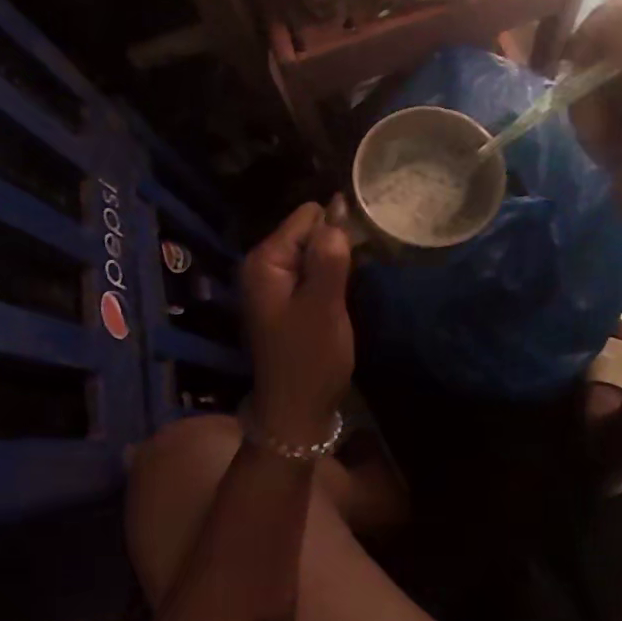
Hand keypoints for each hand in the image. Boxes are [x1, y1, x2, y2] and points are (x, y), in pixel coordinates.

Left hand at [239, 203, 353, 443]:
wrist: (295, 411)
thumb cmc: (310, 359)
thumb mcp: (323, 305)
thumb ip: (329, 256)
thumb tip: (335, 208)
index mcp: (265, 261)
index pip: (306, 216)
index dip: (335, 228)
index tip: (358, 253)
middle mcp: (263, 266)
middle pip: (308, 231)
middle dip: (335, 244)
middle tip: (357, 273)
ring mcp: (273, 284)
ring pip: (313, 252)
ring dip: (334, 263)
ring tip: (352, 284)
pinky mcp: (286, 300)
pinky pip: (311, 273)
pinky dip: (328, 278)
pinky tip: (341, 295)